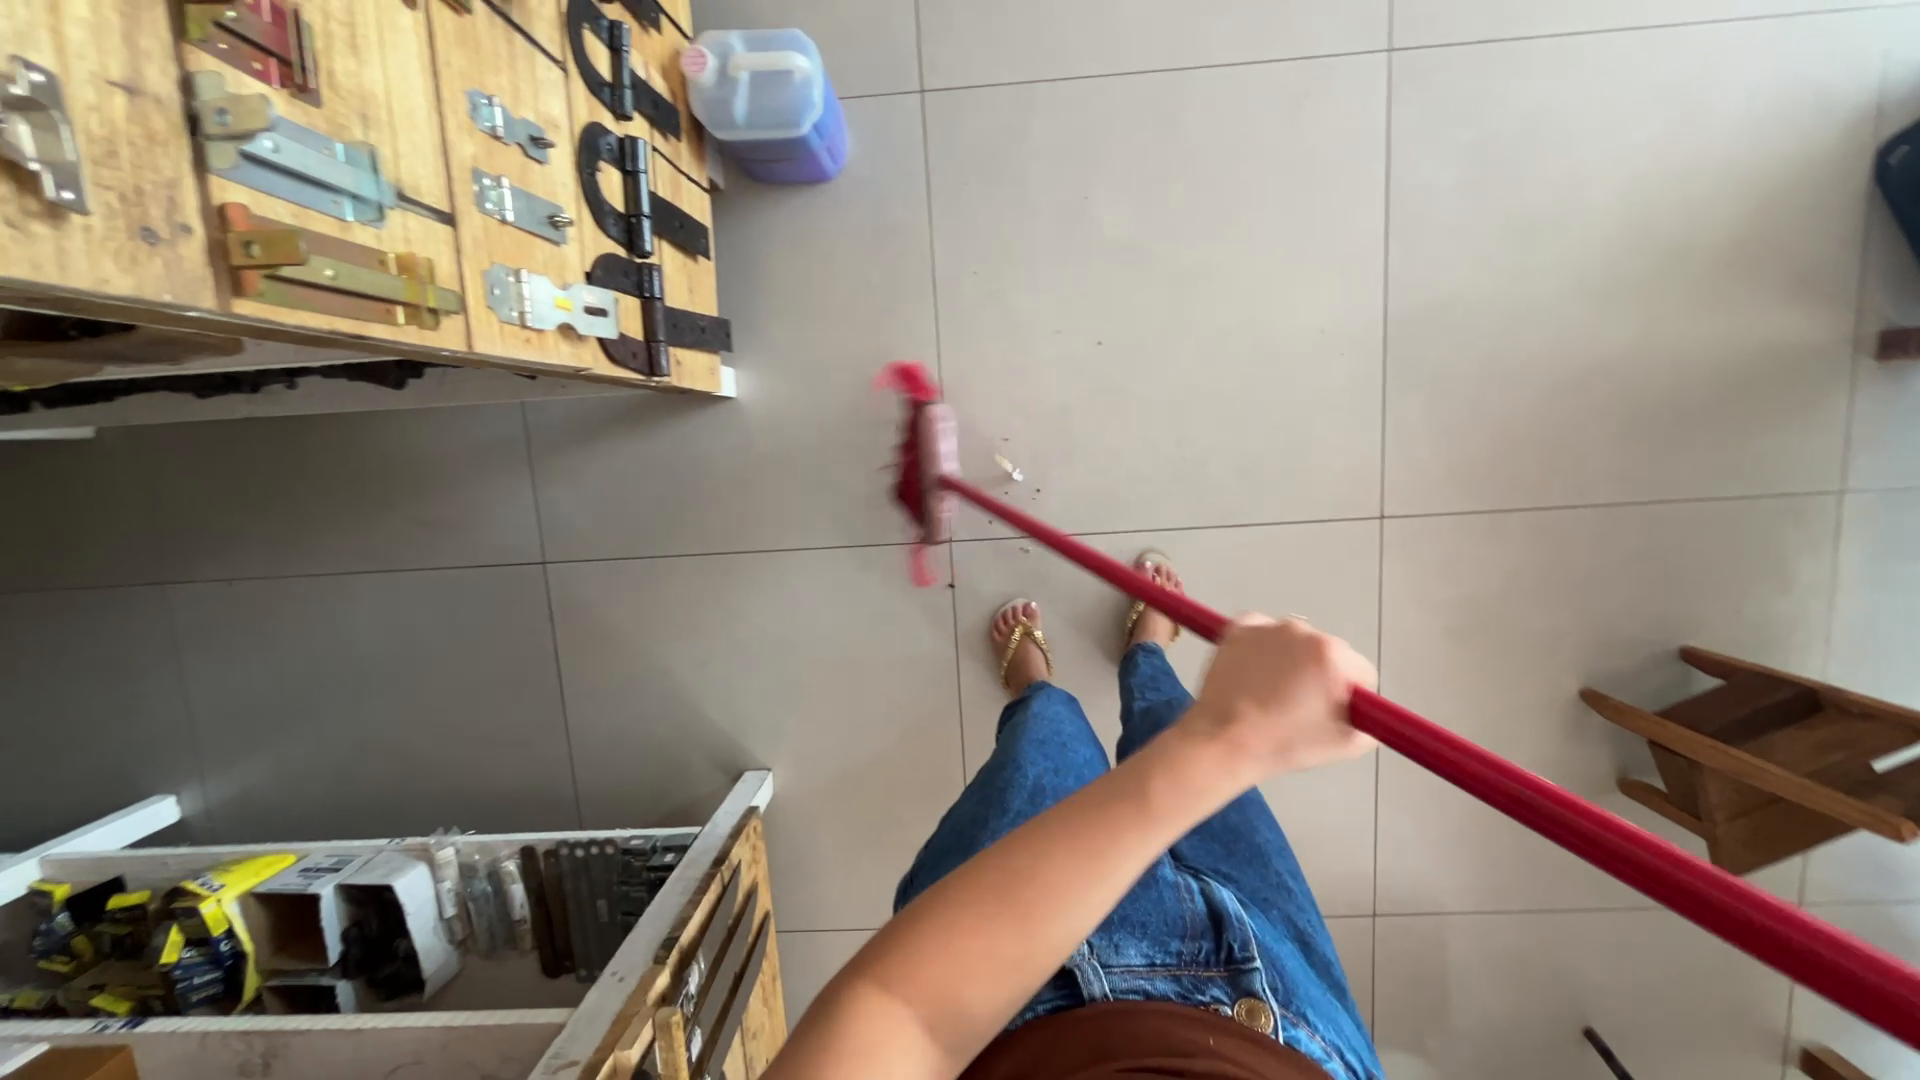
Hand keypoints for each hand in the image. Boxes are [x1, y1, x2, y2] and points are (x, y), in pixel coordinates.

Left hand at [1181, 615, 1377, 775]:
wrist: (1224, 739)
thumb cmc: (1284, 743)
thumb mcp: (1347, 744)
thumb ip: (1369, 722)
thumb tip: (1365, 711)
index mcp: (1332, 654)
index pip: (1361, 671)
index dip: (1352, 694)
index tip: (1334, 711)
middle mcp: (1301, 630)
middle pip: (1327, 652)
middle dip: (1320, 674)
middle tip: (1300, 704)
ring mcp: (1265, 627)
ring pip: (1293, 641)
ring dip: (1290, 659)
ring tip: (1271, 691)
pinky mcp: (1237, 629)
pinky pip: (1260, 632)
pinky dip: (1260, 647)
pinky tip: (1254, 671)